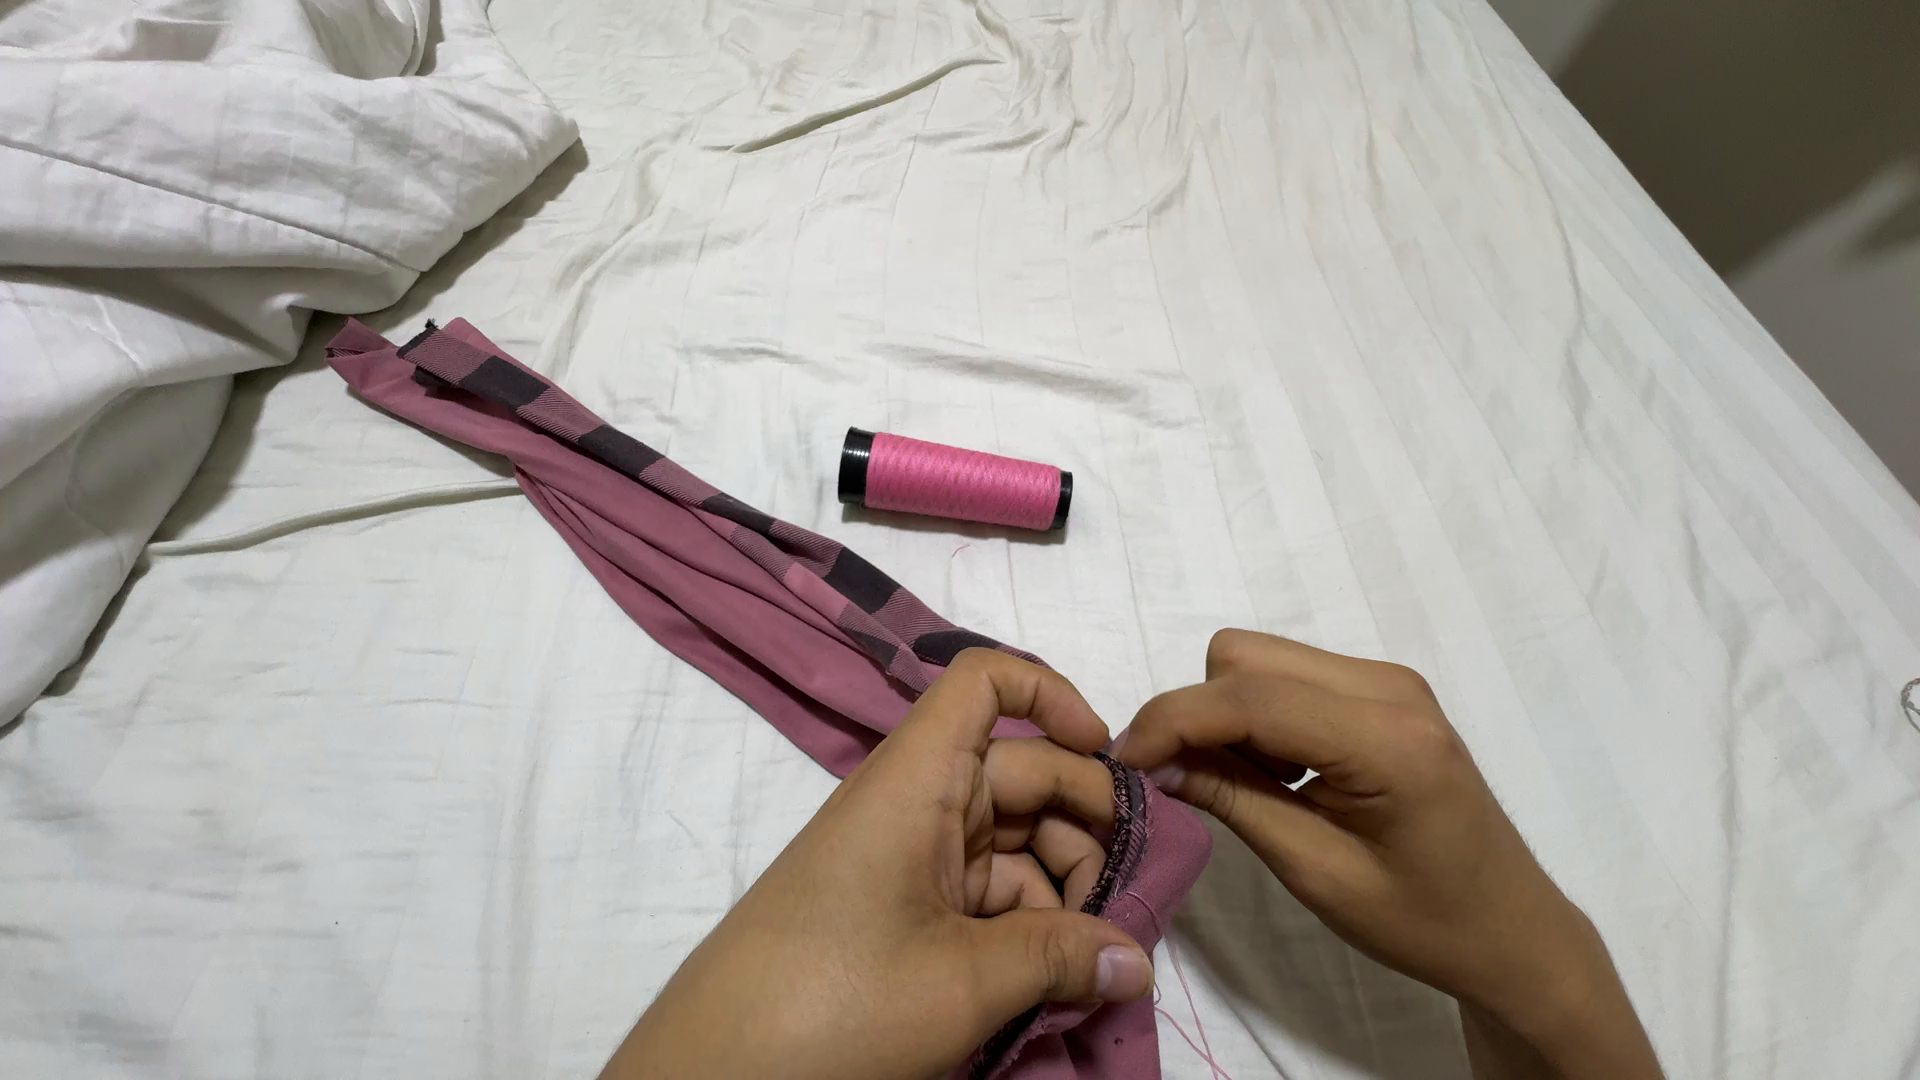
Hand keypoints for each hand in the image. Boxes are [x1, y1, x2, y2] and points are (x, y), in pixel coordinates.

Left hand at [601, 650, 1154, 1079]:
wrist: (712, 1074)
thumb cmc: (833, 1000)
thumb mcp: (958, 983)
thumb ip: (1057, 961)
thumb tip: (1139, 966)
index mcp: (919, 777)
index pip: (982, 683)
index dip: (1050, 694)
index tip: (1105, 751)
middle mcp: (920, 798)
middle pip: (1023, 772)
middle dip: (1086, 822)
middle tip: (1140, 893)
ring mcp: (915, 853)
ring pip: (1014, 838)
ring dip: (1066, 885)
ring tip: (1103, 954)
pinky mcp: (910, 905)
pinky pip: (990, 889)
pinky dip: (1032, 921)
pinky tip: (1064, 973)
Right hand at [1113, 630, 1661, 1079]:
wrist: (1513, 930)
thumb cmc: (1420, 920)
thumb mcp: (1312, 871)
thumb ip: (1228, 799)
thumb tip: (1152, 761)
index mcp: (1386, 740)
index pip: (1247, 698)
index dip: (1171, 720)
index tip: (1127, 761)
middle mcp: (1387, 685)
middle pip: (1242, 657)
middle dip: (1200, 713)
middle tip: (1201, 780)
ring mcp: (1387, 677)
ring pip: (1256, 656)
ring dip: (1228, 711)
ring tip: (1258, 780)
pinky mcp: (1380, 684)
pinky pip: (1284, 670)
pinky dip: (1257, 710)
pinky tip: (1286, 766)